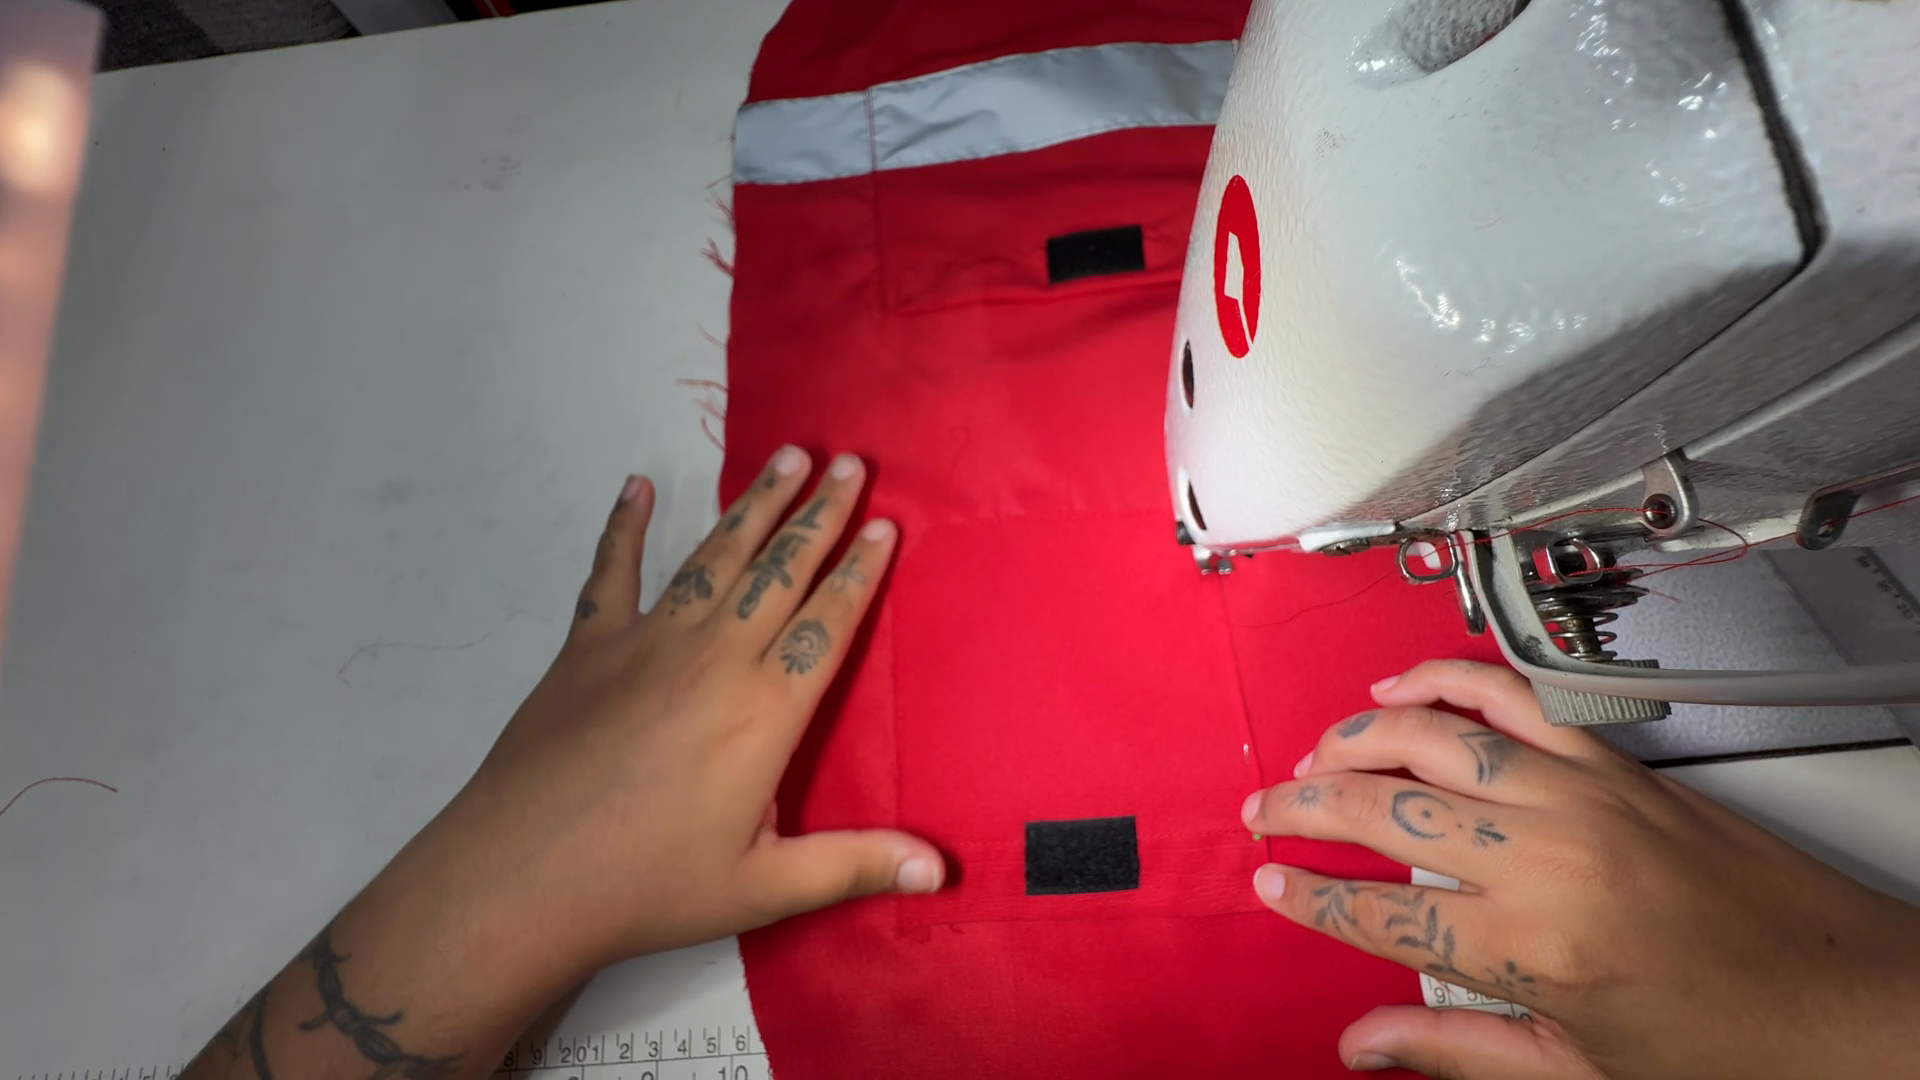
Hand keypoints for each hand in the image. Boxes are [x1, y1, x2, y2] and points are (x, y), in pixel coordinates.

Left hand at [432, 445, 941, 966]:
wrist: (515, 884)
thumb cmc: (649, 885)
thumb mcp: (765, 887)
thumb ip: (857, 865)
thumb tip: (942, 871)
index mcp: (766, 708)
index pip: (830, 620)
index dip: (861, 569)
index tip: (885, 524)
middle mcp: (716, 656)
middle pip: (782, 569)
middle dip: (822, 513)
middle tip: (850, 463)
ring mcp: (648, 640)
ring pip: (717, 555)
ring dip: (756, 503)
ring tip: (788, 456)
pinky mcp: (590, 645)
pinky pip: (612, 573)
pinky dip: (623, 527)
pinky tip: (636, 486)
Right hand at [1241, 660, 1919, 1079]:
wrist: (1884, 1020)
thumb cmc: (1742, 1058)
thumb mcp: (1586, 1075)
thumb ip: (1454, 1048)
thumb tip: (1360, 1045)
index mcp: (1536, 947)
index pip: (1377, 913)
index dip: (1308, 898)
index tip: (1270, 883)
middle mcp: (1544, 856)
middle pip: (1377, 810)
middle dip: (1298, 809)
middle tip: (1262, 813)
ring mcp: (1575, 793)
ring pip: (1421, 738)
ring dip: (1346, 743)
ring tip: (1309, 761)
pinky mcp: (1606, 760)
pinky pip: (1502, 694)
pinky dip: (1435, 680)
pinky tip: (1391, 690)